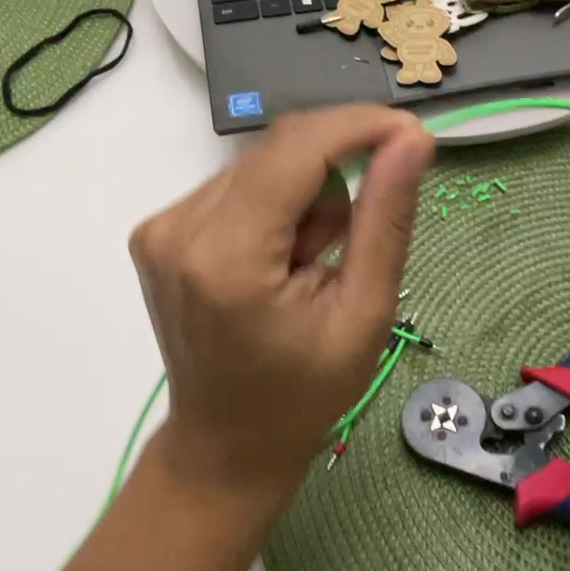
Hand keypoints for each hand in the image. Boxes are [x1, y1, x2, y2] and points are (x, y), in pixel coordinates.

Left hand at [128, 106, 433, 509]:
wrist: (227, 444)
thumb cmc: (304, 395)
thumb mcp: (364, 314)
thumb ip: (386, 221)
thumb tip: (412, 141)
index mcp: (227, 257)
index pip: (296, 147)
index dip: (359, 126)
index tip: (411, 135)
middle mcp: (177, 228)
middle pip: (277, 153)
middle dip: (331, 181)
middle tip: (350, 245)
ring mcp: (159, 228)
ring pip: (258, 167)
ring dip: (301, 200)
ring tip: (308, 270)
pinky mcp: (157, 232)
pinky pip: (235, 188)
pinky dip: (272, 211)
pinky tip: (279, 264)